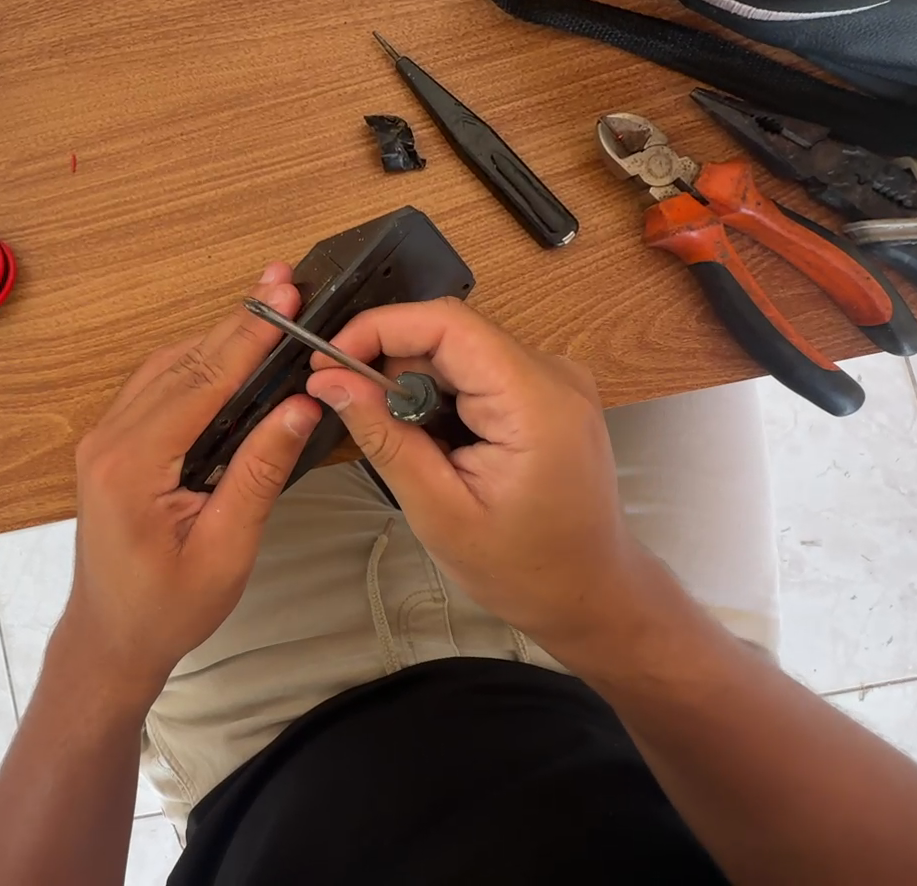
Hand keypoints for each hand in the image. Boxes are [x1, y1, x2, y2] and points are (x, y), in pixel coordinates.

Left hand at [55, 263, 323, 704]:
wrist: (109, 637)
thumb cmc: (167, 608)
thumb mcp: (226, 548)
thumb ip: (259, 472)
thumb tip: (298, 406)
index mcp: (132, 464)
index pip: (200, 383)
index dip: (248, 338)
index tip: (284, 298)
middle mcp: (109, 439)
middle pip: (182, 364)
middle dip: (237, 324)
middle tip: (282, 283)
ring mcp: (105, 438)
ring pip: (167, 368)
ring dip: (217, 338)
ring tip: (265, 309)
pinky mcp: (112, 444)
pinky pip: (156, 388)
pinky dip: (196, 364)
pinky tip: (228, 352)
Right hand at [304, 298, 652, 655]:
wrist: (589, 593)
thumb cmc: (521, 567)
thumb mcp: (437, 511)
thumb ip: (383, 438)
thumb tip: (327, 381)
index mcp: (535, 400)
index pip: (447, 323)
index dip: (378, 328)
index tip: (327, 364)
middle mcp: (551, 371)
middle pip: (448, 333)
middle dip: (387, 361)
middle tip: (346, 405)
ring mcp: (551, 377)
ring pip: (454, 349)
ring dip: (410, 384)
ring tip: (401, 441)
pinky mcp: (543, 389)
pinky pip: (472, 367)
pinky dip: (435, 394)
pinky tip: (430, 439)